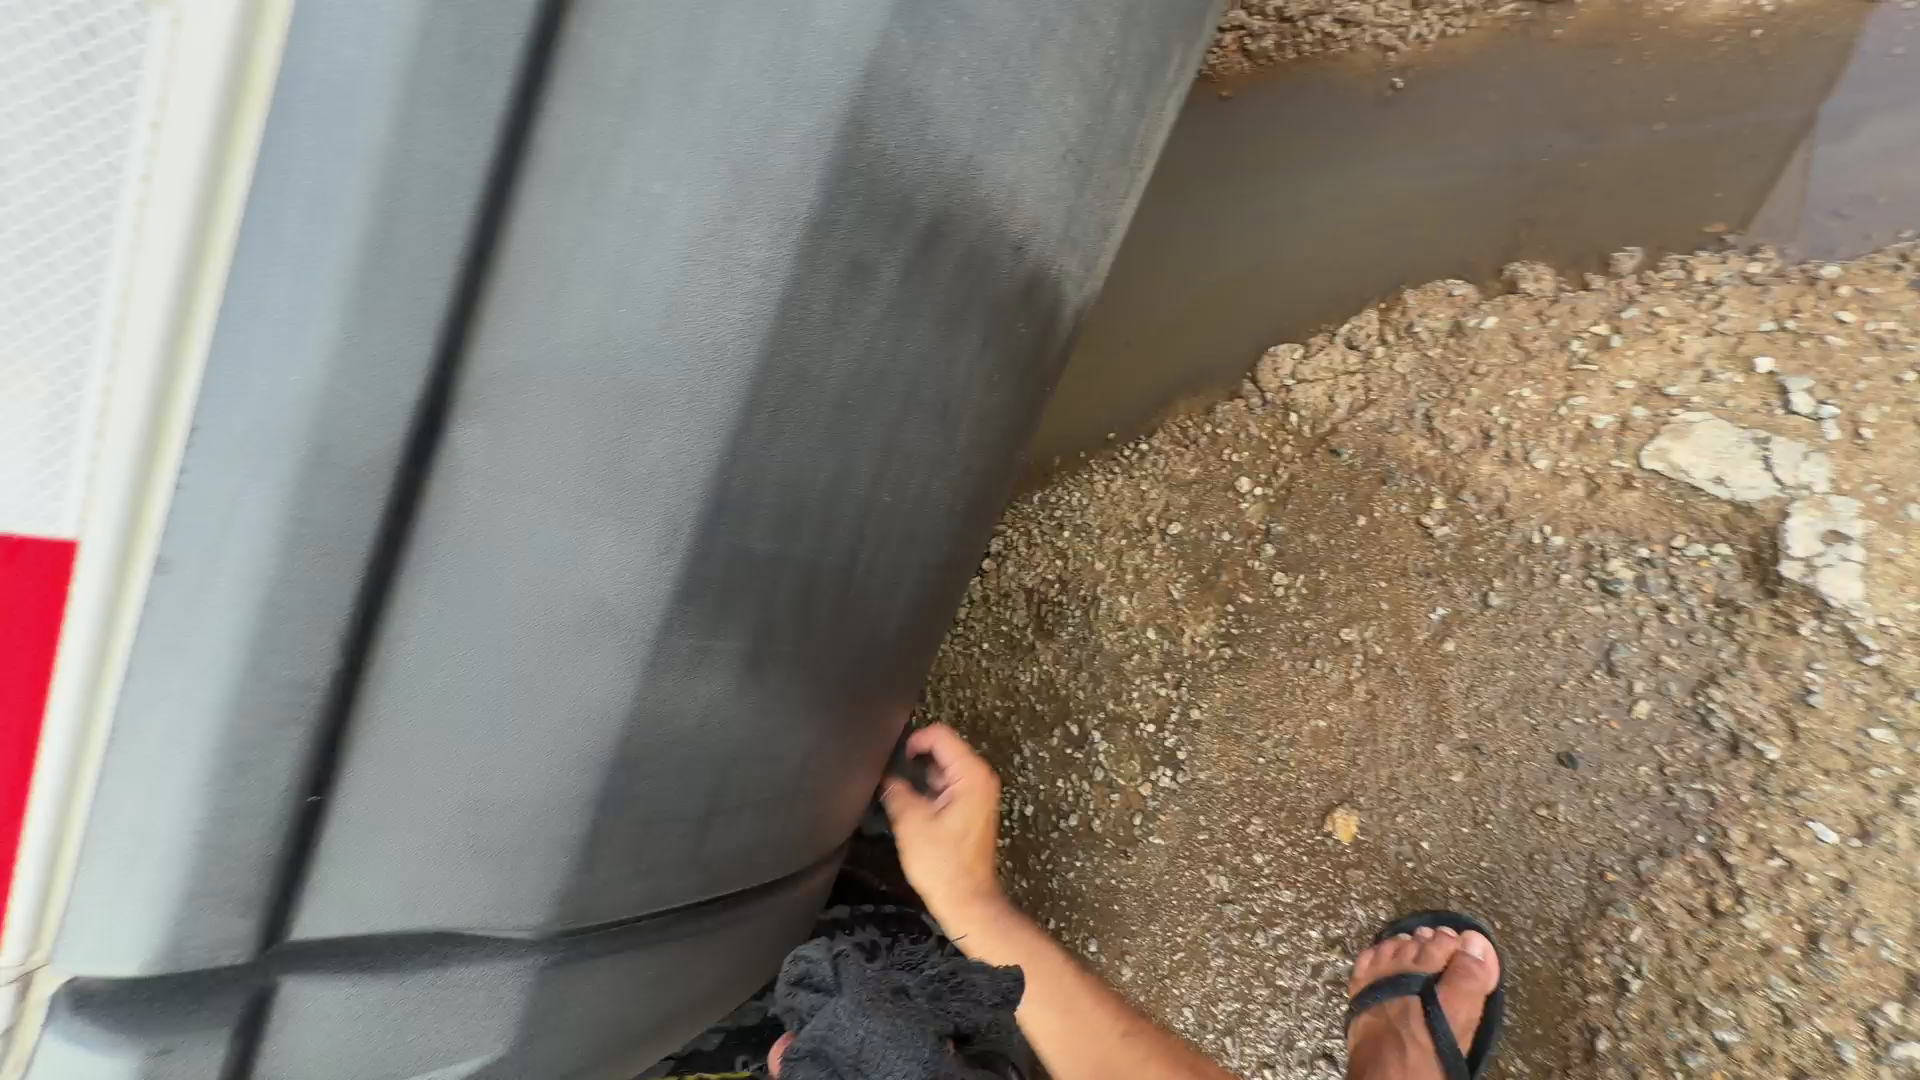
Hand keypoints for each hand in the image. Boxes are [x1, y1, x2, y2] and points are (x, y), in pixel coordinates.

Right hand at [879, 724, 1007, 927]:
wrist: (967, 900)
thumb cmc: (943, 863)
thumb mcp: (910, 822)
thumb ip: (896, 790)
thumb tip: (886, 775)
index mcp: (971, 774)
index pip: (941, 735)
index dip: (914, 740)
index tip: (895, 757)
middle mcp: (981, 778)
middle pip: (945, 748)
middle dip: (918, 758)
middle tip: (894, 774)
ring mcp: (980, 792)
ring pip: (946, 766)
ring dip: (924, 775)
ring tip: (902, 793)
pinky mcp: (974, 807)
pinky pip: (951, 783)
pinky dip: (933, 788)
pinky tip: (916, 807)